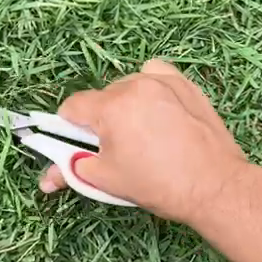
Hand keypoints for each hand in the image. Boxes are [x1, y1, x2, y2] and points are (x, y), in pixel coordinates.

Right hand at [39, 59, 253, 226]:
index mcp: (111, 107)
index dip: (70, 128)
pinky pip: (155, 75)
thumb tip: (46, 180)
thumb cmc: (158, 184)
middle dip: (101, 121)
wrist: (216, 186)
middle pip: (100, 98)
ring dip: (124, 105)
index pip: (72, 107)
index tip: (82, 145)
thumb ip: (71, 171)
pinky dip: (149, 89)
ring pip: (126, 87)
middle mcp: (134, 85)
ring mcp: (162, 81)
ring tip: (141, 133)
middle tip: (117, 149)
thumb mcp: (106, 180)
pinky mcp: (185, 84)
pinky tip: (157, 111)